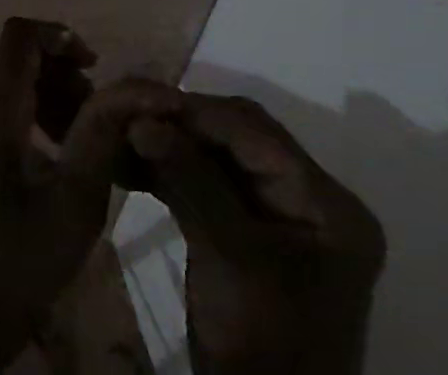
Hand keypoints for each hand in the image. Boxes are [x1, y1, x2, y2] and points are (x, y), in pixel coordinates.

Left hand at [0, 18, 179, 373]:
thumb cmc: (30, 252)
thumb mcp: (80, 197)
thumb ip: (106, 130)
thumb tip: (146, 87)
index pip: (20, 37)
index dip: (61, 38)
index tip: (94, 68)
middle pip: (21, 58)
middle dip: (64, 77)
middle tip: (98, 121)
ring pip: (14, 76)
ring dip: (52, 93)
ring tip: (81, 137)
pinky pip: (1, 94)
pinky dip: (33, 105)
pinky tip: (55, 142)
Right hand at [129, 95, 385, 374]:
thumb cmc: (264, 344)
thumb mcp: (229, 258)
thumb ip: (190, 181)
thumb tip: (142, 120)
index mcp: (326, 204)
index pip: (257, 133)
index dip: (198, 113)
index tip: (141, 102)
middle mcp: (307, 200)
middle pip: (238, 140)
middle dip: (182, 125)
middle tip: (129, 116)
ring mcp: (277, 217)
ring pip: (217, 159)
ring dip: (170, 147)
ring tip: (121, 137)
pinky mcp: (246, 235)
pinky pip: (206, 187)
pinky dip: (170, 175)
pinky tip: (129, 167)